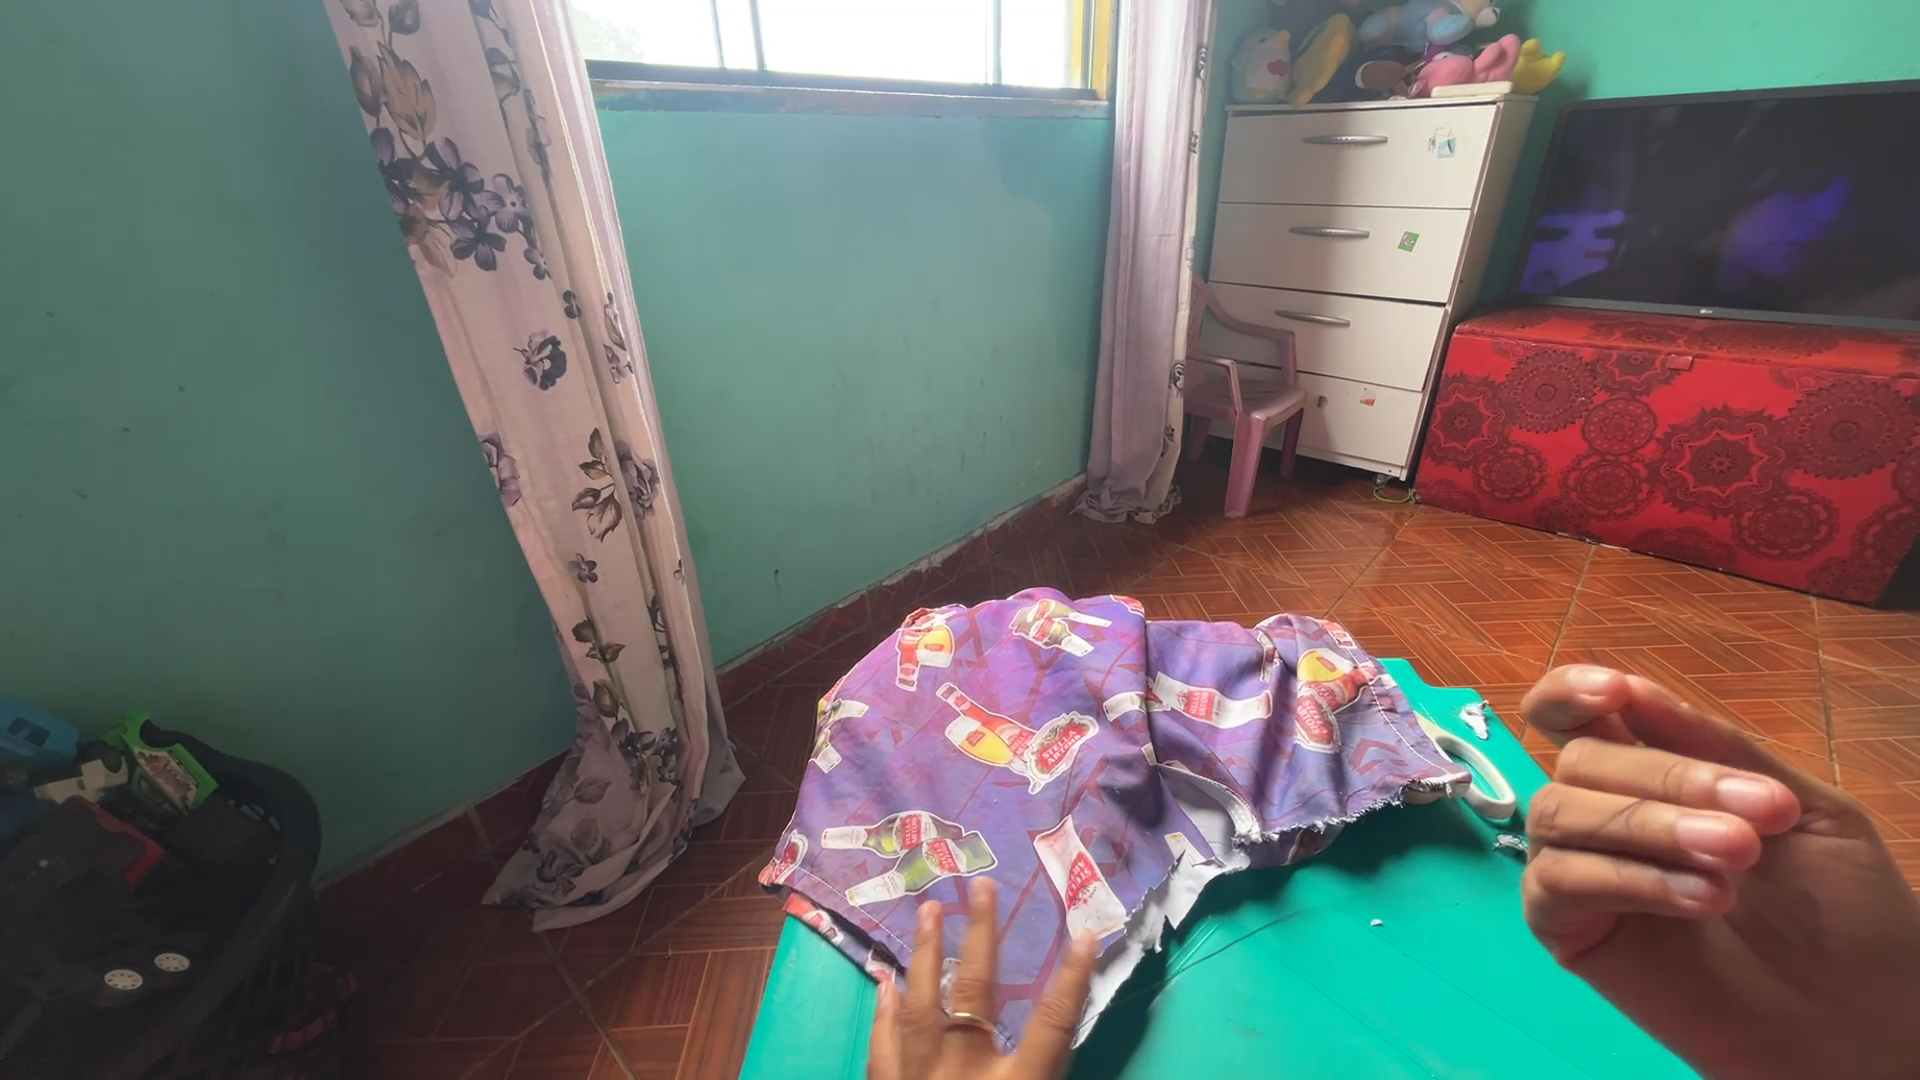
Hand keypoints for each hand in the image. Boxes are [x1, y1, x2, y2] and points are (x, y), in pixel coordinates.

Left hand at [868, 878, 1097, 1079]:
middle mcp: (963, 1072)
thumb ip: (1041, 1066)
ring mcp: (918, 1079)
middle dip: (980, 933)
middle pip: (974, 991)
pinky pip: (883, 1047)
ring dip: (925, 955)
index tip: (1088, 934)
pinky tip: (884, 985)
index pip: (1053, 1024)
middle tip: (982, 884)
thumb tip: (1056, 1037)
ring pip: (920, 1006)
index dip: (1072, 979)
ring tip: (926, 909)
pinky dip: (885, 1013)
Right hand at [1520, 665, 1919, 1079]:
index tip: (1612, 693)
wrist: (1865, 1024)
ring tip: (1734, 861)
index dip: (1568, 693)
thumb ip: (1717, 747)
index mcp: (1633, 773)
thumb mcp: (1806, 811)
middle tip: (1756, 824)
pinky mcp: (1556, 916)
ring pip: (1557, 811)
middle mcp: (1588, 807)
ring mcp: (1565, 860)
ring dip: (1646, 827)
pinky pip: (1559, 877)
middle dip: (1663, 781)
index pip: (1563, 714)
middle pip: (1576, 760)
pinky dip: (1628, 878)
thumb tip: (1627, 686)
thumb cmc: (1840, 913)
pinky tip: (1701, 898)